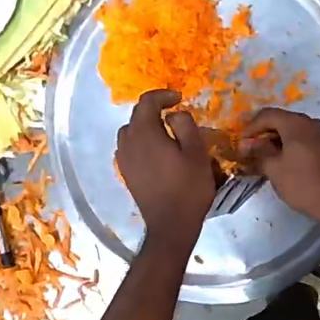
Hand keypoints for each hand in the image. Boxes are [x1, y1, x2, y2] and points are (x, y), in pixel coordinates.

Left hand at [117, 90, 214, 248]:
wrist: (170, 225)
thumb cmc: (188, 188)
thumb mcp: (196, 151)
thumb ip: (184, 125)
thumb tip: (172, 114)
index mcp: (144, 132)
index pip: (147, 102)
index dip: (163, 95)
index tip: (179, 98)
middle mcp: (127, 142)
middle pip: (136, 115)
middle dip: (154, 109)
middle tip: (175, 113)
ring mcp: (123, 159)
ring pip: (130, 131)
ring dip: (146, 125)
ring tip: (165, 131)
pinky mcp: (125, 172)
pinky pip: (129, 147)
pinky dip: (141, 141)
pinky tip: (157, 151)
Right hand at [241, 108, 319, 227]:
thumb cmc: (303, 184)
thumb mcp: (274, 168)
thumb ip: (259, 151)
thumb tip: (246, 144)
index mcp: (296, 124)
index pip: (267, 115)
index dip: (250, 128)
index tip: (240, 144)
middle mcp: (309, 123)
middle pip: (279, 120)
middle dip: (261, 133)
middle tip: (247, 150)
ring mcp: (318, 133)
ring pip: (289, 129)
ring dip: (272, 140)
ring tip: (259, 157)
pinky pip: (299, 138)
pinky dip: (285, 145)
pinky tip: (276, 160)